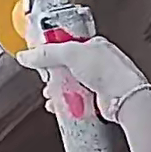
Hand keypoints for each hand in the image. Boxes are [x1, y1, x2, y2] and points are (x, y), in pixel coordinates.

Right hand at [16, 39, 150, 123]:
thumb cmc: (108, 71)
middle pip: (67, 68)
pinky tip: (60, 107)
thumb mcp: (71, 54)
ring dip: (59, 92)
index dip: (53, 50)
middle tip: (45, 79)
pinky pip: (77, 101)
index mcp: (94, 45)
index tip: (40, 57)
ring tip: (50, 95)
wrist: (124, 98)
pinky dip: (67, 105)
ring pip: (71, 86)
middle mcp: (97, 63)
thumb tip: (25, 55)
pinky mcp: (97, 100)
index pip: (68, 44)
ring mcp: (98, 82)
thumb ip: (46, 54)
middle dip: (53, 76)